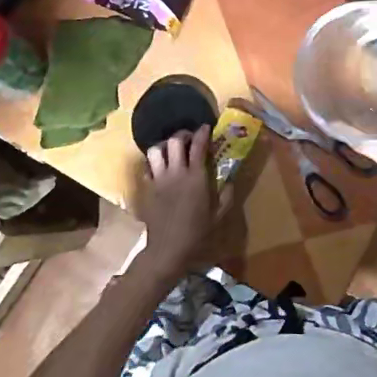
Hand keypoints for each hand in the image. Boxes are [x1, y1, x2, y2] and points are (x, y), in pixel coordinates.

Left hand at [139, 127, 213, 272]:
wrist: (169, 248)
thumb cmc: (197, 233)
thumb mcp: (219, 215)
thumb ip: (226, 195)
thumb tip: (230, 179)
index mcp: (196, 177)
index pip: (198, 146)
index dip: (202, 133)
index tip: (206, 128)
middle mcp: (175, 173)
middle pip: (174, 141)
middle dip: (182, 135)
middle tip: (189, 138)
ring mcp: (158, 179)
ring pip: (155, 150)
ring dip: (164, 146)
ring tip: (171, 150)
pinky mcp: (147, 188)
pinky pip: (146, 167)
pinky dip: (153, 162)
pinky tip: (159, 167)